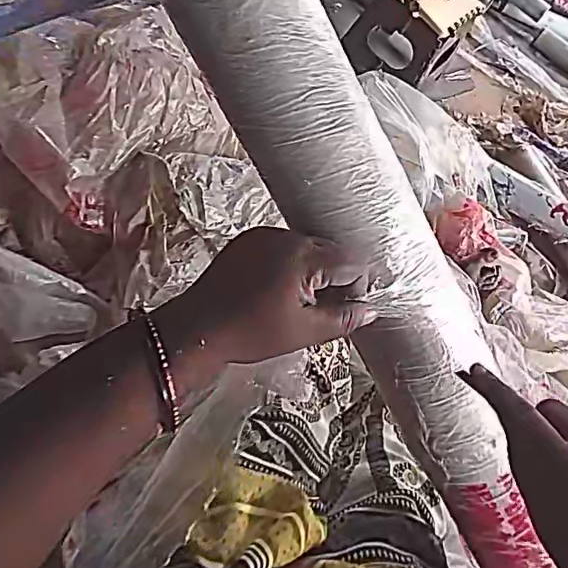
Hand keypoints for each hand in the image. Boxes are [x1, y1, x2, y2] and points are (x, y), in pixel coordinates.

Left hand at [155, 227, 375, 370]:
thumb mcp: (302, 331)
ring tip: (302, 302)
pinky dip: (290, 264)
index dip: (359, 285)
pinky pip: (282, 246)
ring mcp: (263, 235)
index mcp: (302, 256)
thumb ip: (341, 318)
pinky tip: (281, 290)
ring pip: (306, 247)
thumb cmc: (250, 332)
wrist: (197, 328)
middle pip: (329, 250)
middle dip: (337, 277)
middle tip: (328, 308)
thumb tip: (370, 312)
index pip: (351, 261)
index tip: (353, 307)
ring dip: (314, 270)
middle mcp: (285, 237)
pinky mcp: (248, 240)